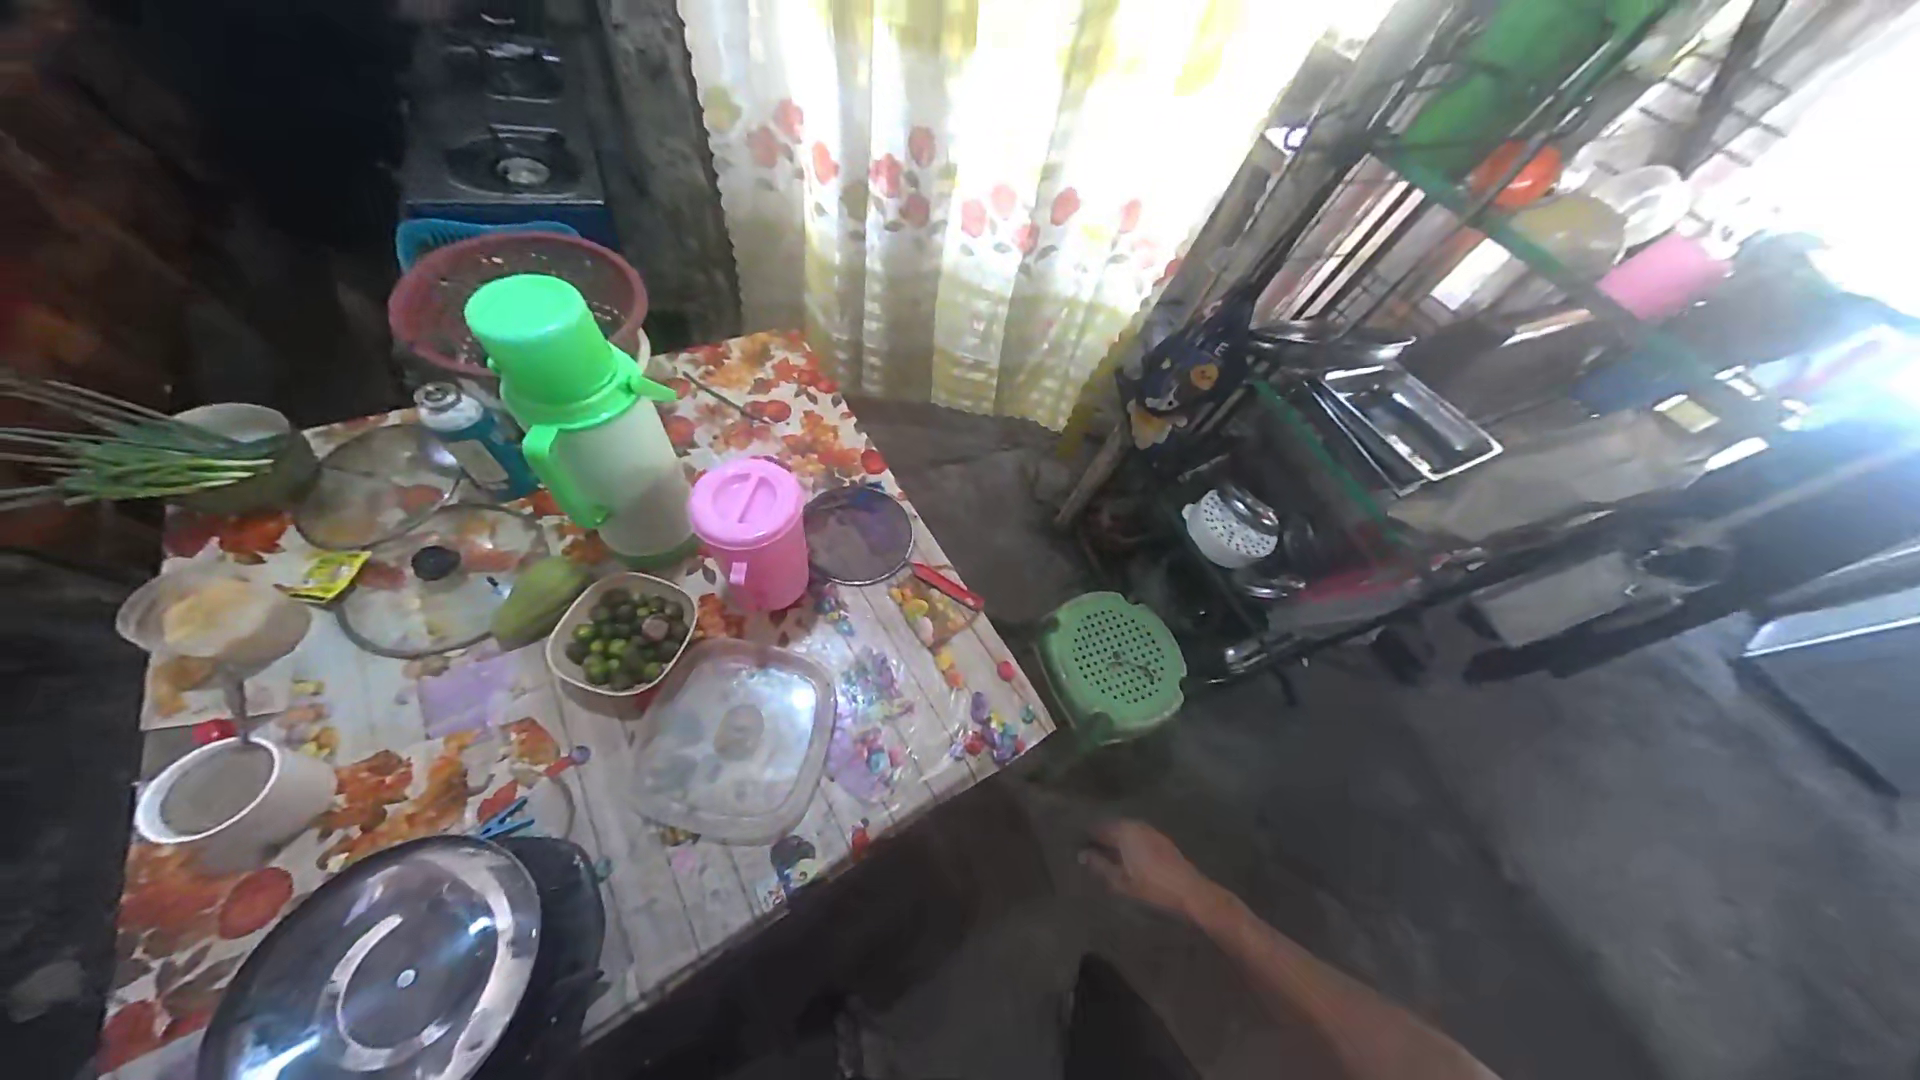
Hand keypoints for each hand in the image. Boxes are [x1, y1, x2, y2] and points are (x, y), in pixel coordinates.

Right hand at [1081, 819, 1221, 921]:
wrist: (1191, 892)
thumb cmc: (1153, 888)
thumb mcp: (1122, 882)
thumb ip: (1100, 866)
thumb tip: (1082, 854)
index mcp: (1124, 831)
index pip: (1098, 828)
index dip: (1086, 837)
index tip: (1076, 846)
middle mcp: (1136, 825)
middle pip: (1111, 827)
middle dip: (1100, 837)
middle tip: (1089, 852)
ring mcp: (1150, 830)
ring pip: (1125, 831)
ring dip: (1114, 839)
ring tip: (1106, 855)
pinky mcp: (1161, 839)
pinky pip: (1136, 835)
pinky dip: (1128, 842)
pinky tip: (1127, 857)